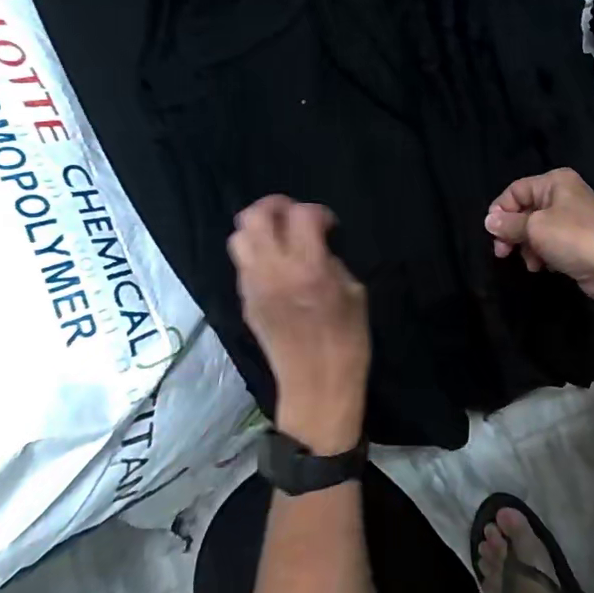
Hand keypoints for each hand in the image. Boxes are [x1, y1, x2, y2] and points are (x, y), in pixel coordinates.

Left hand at [229, 195, 369, 452]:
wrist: (317, 386)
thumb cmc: (348, 341)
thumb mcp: (354, 293)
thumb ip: (332, 261)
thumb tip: (319, 247)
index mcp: (308, 268)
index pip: (301, 214)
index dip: (318, 212)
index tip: (330, 226)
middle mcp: (273, 271)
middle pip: (255, 216)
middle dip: (277, 207)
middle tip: (296, 217)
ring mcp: (252, 286)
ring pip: (239, 236)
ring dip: (261, 228)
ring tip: (282, 238)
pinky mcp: (245, 301)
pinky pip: (242, 263)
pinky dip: (257, 253)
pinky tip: (277, 266)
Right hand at [483, 168, 593, 306]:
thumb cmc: (575, 238)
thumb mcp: (536, 228)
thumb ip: (509, 224)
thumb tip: (489, 221)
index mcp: (555, 182)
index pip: (516, 190)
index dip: (500, 211)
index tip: (492, 234)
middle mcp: (564, 195)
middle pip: (525, 210)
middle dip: (512, 232)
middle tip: (502, 252)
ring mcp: (572, 219)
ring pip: (536, 230)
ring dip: (527, 247)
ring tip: (531, 262)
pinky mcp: (577, 241)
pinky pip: (550, 244)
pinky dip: (542, 254)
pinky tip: (543, 267)